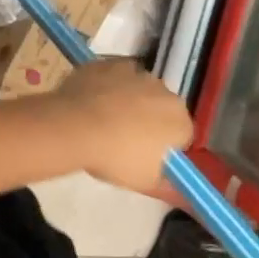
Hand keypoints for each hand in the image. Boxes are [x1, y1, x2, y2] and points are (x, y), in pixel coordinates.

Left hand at [53, 60, 192, 193]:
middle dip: (148, 121)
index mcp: (180, 120)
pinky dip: (107, 86)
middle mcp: (164, 91)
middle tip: (122, 140)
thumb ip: (170, 188)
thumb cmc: (115, 158)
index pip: (181, 135)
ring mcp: (136, 72)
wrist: (74, 126)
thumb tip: (184, 195)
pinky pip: (114, 76)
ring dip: (128, 101)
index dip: (163, 148)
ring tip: (102, 121)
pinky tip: (91, 101)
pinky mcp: (110, 62)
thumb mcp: (146, 183)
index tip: (144, 157)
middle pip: (161, 109)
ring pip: (138, 89)